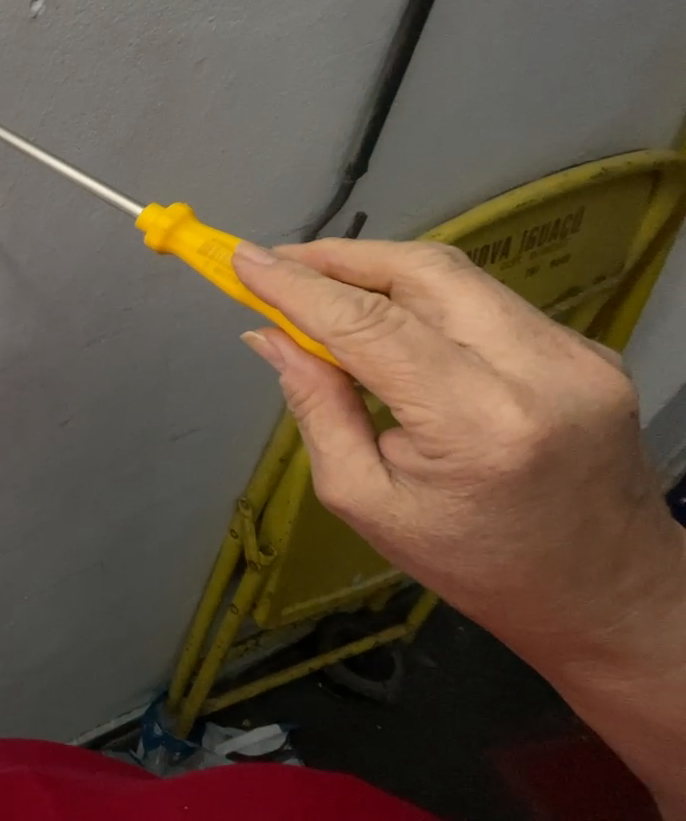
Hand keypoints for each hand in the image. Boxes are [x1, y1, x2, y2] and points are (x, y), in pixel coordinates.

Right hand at [231, 239, 685, 659]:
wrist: (606, 591)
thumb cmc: (468, 557)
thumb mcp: (359, 493)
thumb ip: (314, 404)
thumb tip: (266, 336)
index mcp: (478, 422)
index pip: (370, 324)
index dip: (297, 286)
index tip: (241, 261)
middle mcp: (540, 372)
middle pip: (423, 272)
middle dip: (337, 257)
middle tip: (275, 263)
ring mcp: (575, 355)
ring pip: (453, 275)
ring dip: (371, 268)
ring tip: (312, 283)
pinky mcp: (582, 350)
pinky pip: (478, 298)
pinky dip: (411, 292)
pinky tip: (374, 314)